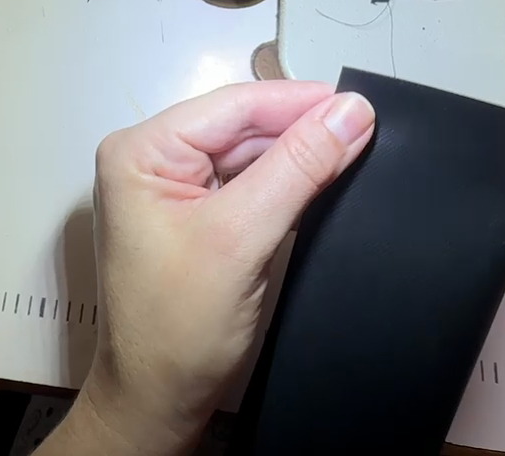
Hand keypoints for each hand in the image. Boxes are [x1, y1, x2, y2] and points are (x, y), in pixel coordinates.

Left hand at [43, 81, 375, 455]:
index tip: (356, 100)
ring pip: (247, 151)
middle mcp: (152, 156)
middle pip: (240, 125)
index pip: (230, 106)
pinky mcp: (195, 210)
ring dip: (296, 152)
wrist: (155, 403)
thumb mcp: (242, 237)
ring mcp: (172, 183)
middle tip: (363, 124)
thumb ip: (298, 168)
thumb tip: (350, 112)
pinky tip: (321, 173)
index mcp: (141, 149)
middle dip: (299, 126)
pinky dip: (284, 178)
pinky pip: (246, 179)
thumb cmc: (177, 328)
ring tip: (351, 144)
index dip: (295, 99)